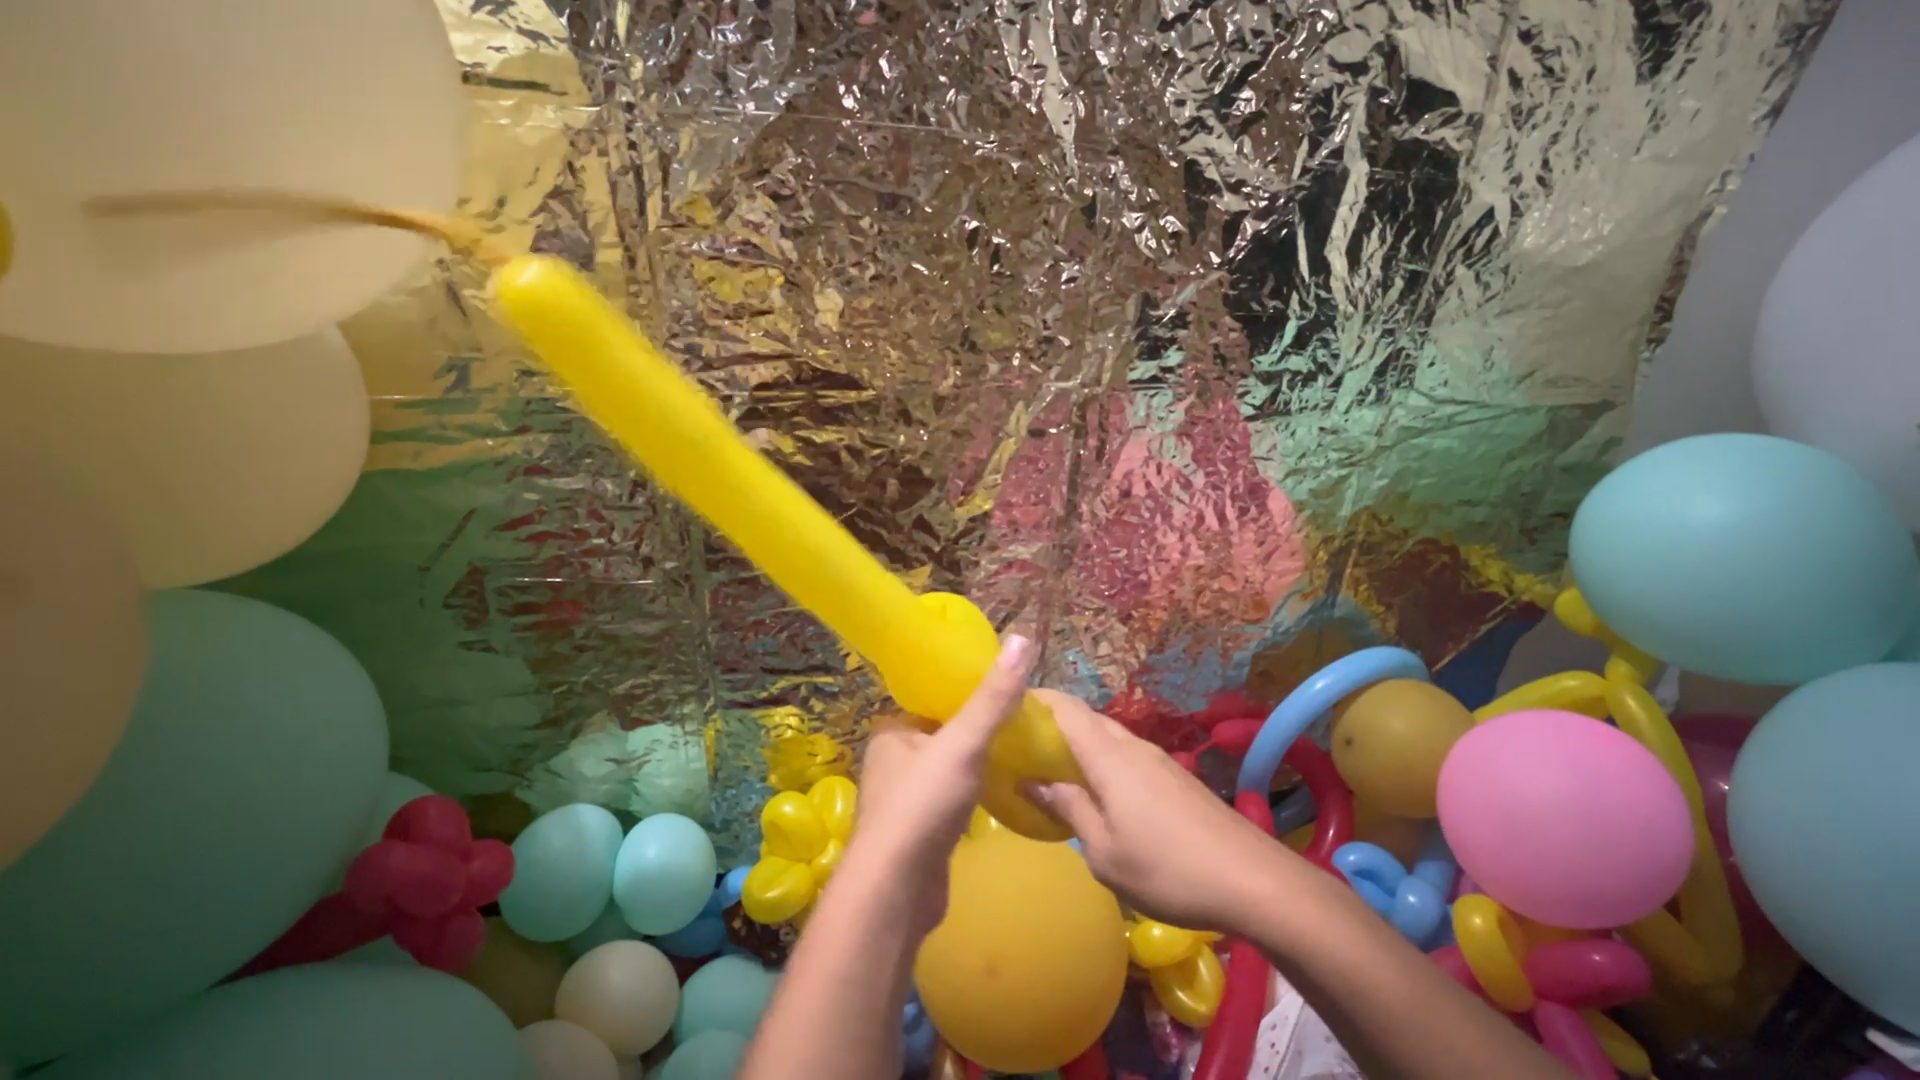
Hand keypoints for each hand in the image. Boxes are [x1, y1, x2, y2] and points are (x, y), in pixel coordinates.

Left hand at [843, 635, 1034, 934]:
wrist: (897, 890)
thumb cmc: (922, 805)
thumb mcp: (962, 743)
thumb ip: (992, 698)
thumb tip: (1022, 638)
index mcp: (891, 731)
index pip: (934, 700)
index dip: (970, 694)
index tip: (1011, 691)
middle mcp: (891, 761)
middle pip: (944, 735)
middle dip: (979, 732)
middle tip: (1025, 725)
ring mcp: (904, 800)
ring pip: (949, 770)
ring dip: (978, 766)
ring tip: (1022, 755)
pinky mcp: (920, 833)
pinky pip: (952, 802)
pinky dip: (975, 796)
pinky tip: (1002, 795)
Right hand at [1024, 689, 1299, 930]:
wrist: (1254, 881)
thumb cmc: (1168, 869)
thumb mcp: (1104, 851)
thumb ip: (1069, 809)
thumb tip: (1033, 781)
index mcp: (1110, 757)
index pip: (1066, 707)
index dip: (1035, 697)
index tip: (1004, 704)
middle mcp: (1134, 747)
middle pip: (1086, 718)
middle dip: (1051, 722)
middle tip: (1018, 744)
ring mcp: (1159, 761)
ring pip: (1108, 737)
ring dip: (1078, 744)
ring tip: (1049, 767)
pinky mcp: (1176, 779)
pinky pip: (1127, 757)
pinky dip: (1102, 762)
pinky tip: (1095, 791)